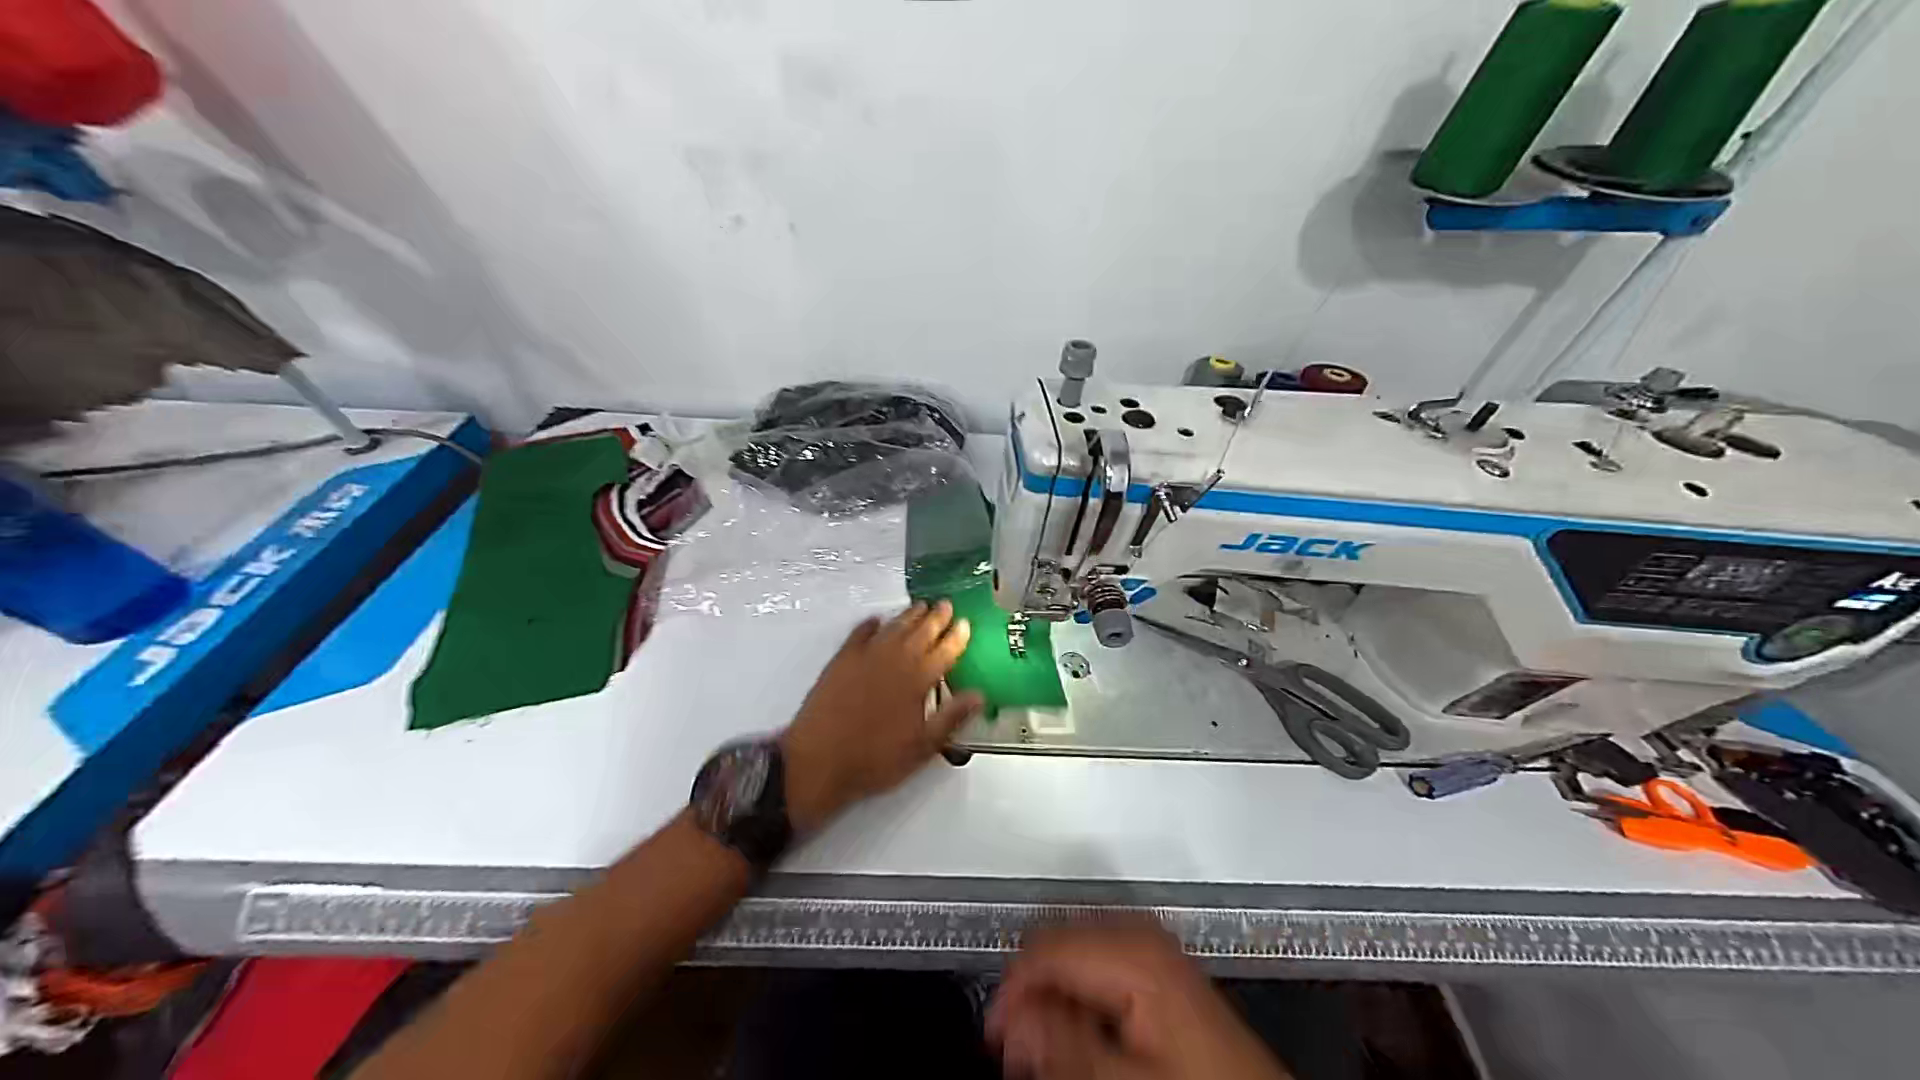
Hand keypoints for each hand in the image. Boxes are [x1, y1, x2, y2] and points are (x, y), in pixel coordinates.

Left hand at [780, 600, 982, 831]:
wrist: (818, 760)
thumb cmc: (874, 759)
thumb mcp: (921, 747)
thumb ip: (951, 718)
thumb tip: (979, 695)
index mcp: (918, 680)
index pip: (944, 651)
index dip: (957, 636)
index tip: (965, 623)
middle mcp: (895, 660)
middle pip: (920, 631)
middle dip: (936, 617)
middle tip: (946, 604)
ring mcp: (866, 656)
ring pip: (894, 627)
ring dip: (909, 615)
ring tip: (920, 606)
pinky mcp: (842, 659)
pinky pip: (860, 632)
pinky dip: (872, 624)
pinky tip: (877, 620)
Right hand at [988, 920, 1290, 1079]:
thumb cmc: (1203, 1079)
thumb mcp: (1126, 1074)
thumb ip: (1064, 1041)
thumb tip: (1016, 1014)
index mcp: (1132, 947)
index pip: (1043, 945)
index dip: (1013, 988)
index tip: (998, 1031)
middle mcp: (1140, 932)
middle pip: (1056, 942)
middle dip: (1031, 990)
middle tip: (1018, 1042)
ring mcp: (1151, 944)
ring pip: (1074, 951)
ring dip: (1052, 992)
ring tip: (1043, 1042)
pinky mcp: (1158, 962)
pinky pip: (1098, 960)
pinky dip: (1077, 991)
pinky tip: (1076, 1027)